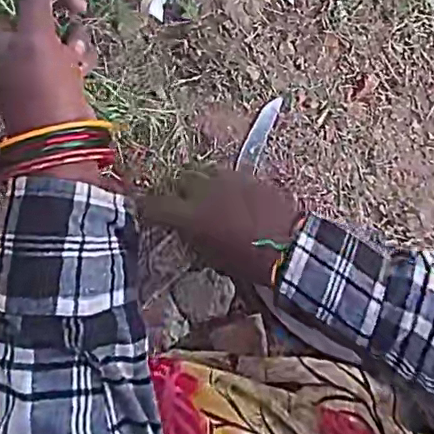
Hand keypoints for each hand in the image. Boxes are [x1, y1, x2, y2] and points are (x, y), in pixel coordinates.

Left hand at [0, 0, 93, 136]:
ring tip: (75, 54)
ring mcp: (40, 62)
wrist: (61, 136)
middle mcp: (19, 46)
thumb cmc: (42, 84)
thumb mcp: (35, 36)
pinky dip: (80, 55)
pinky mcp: (60, 76)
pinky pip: (74, 52)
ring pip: (63, 30)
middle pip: (44, 7)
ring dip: (75, 35)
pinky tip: (81, 69)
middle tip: (80, 6)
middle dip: (64, 4)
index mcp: (3, 34)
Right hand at [140, 168, 303, 287]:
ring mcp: (228, 179)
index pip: (157, 205)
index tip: (143, 209)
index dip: (147, 207)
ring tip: (207, 197)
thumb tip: (186, 230)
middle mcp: (206, 191)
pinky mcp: (248, 175)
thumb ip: (194, 238)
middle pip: (181, 179)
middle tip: (182, 204)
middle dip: (178, 190)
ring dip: (201, 182)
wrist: (290, 247)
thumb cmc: (249, 262)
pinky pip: (228, 174)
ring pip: (204, 171)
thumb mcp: (213, 258)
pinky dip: (224, 184)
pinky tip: (232, 197)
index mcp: (192, 215)